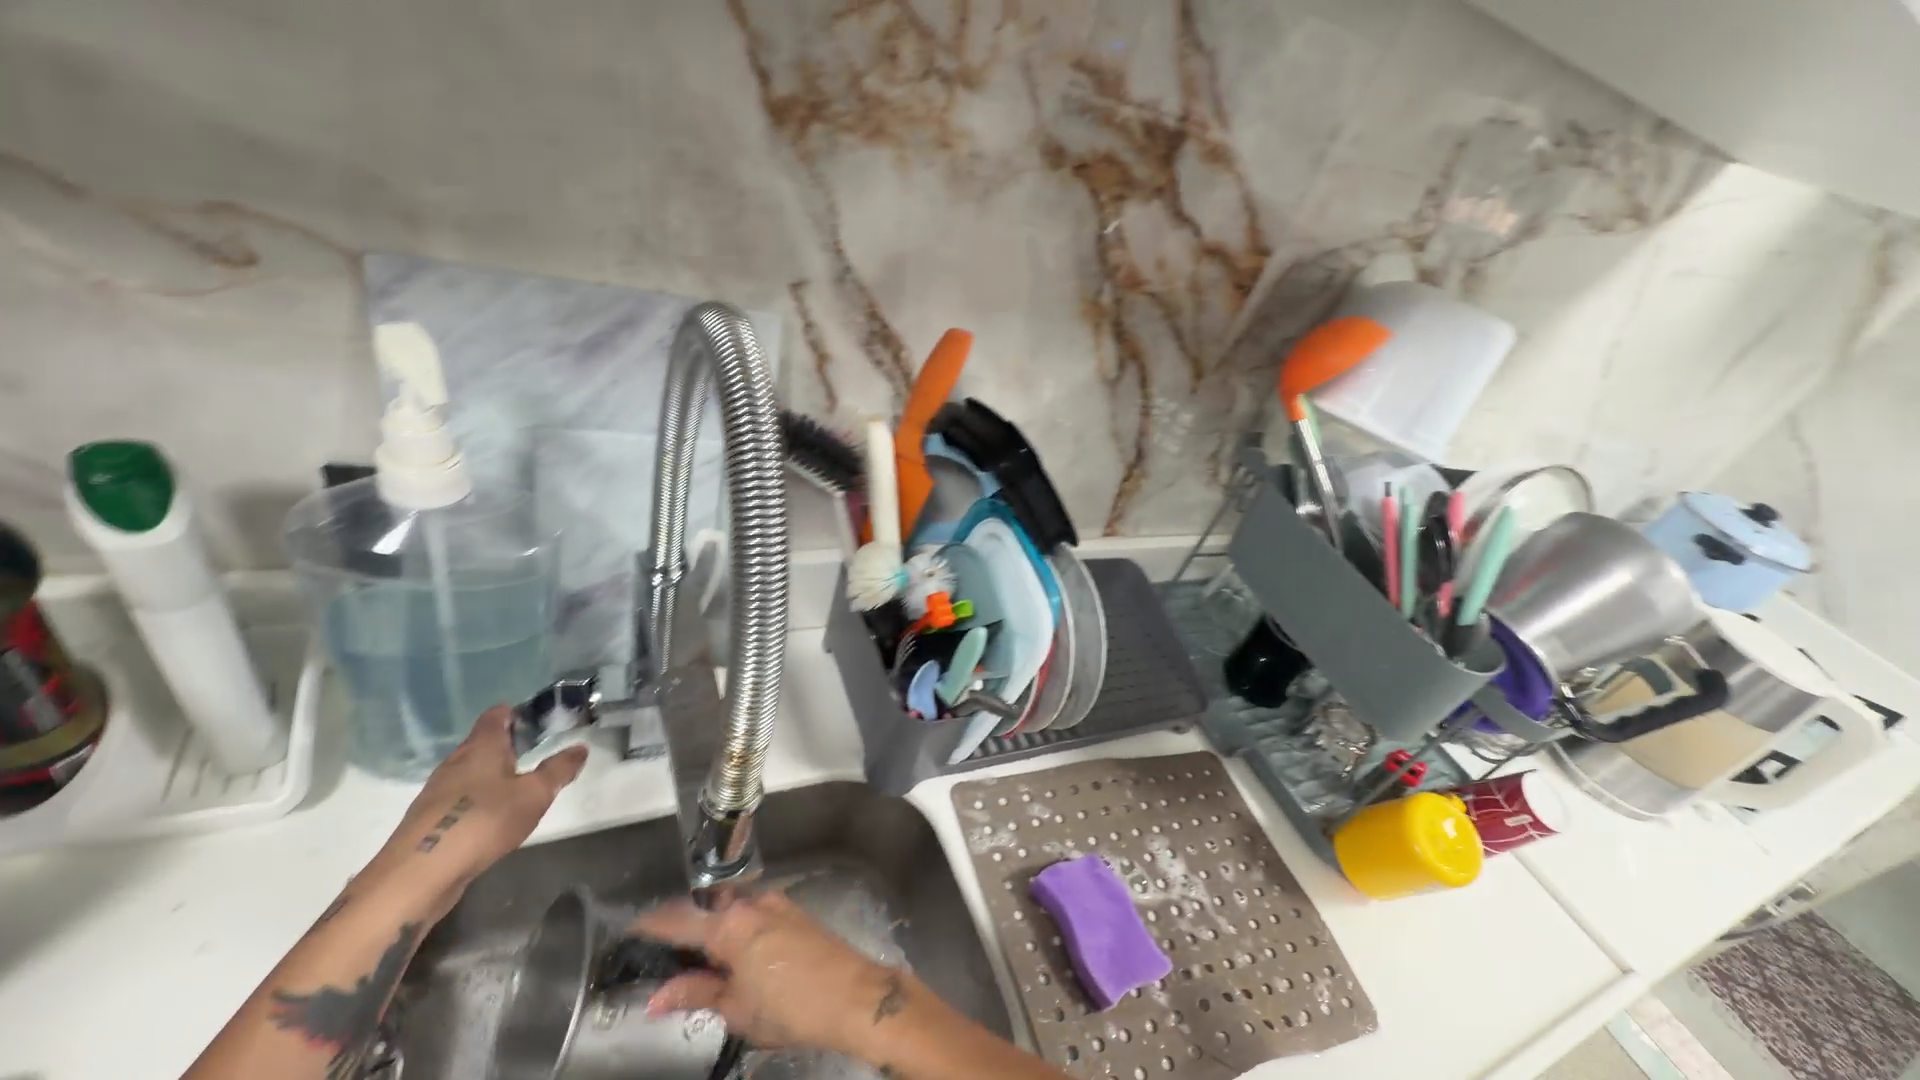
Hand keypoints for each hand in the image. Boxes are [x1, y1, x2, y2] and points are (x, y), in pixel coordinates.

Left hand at [360, 705, 589, 919]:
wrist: (421, 871)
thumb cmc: (485, 821)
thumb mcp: (535, 795)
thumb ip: (558, 770)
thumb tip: (580, 748)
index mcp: (482, 746)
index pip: (497, 714)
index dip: (518, 713)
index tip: (539, 723)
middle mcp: (456, 760)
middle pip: (483, 742)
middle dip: (508, 745)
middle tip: (536, 755)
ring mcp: (438, 789)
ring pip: (470, 770)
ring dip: (492, 774)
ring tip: (518, 788)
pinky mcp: (430, 817)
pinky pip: (460, 796)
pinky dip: (478, 798)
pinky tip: (492, 817)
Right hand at [635, 890, 908, 1056]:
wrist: (855, 996)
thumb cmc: (791, 1006)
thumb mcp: (736, 1008)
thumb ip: (695, 994)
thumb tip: (657, 997)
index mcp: (730, 924)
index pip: (678, 919)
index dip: (651, 924)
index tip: (631, 929)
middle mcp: (751, 903)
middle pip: (706, 910)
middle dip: (685, 928)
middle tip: (666, 953)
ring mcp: (776, 903)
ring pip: (732, 910)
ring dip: (714, 928)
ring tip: (700, 959)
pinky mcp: (794, 911)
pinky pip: (754, 913)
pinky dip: (738, 928)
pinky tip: (735, 954)